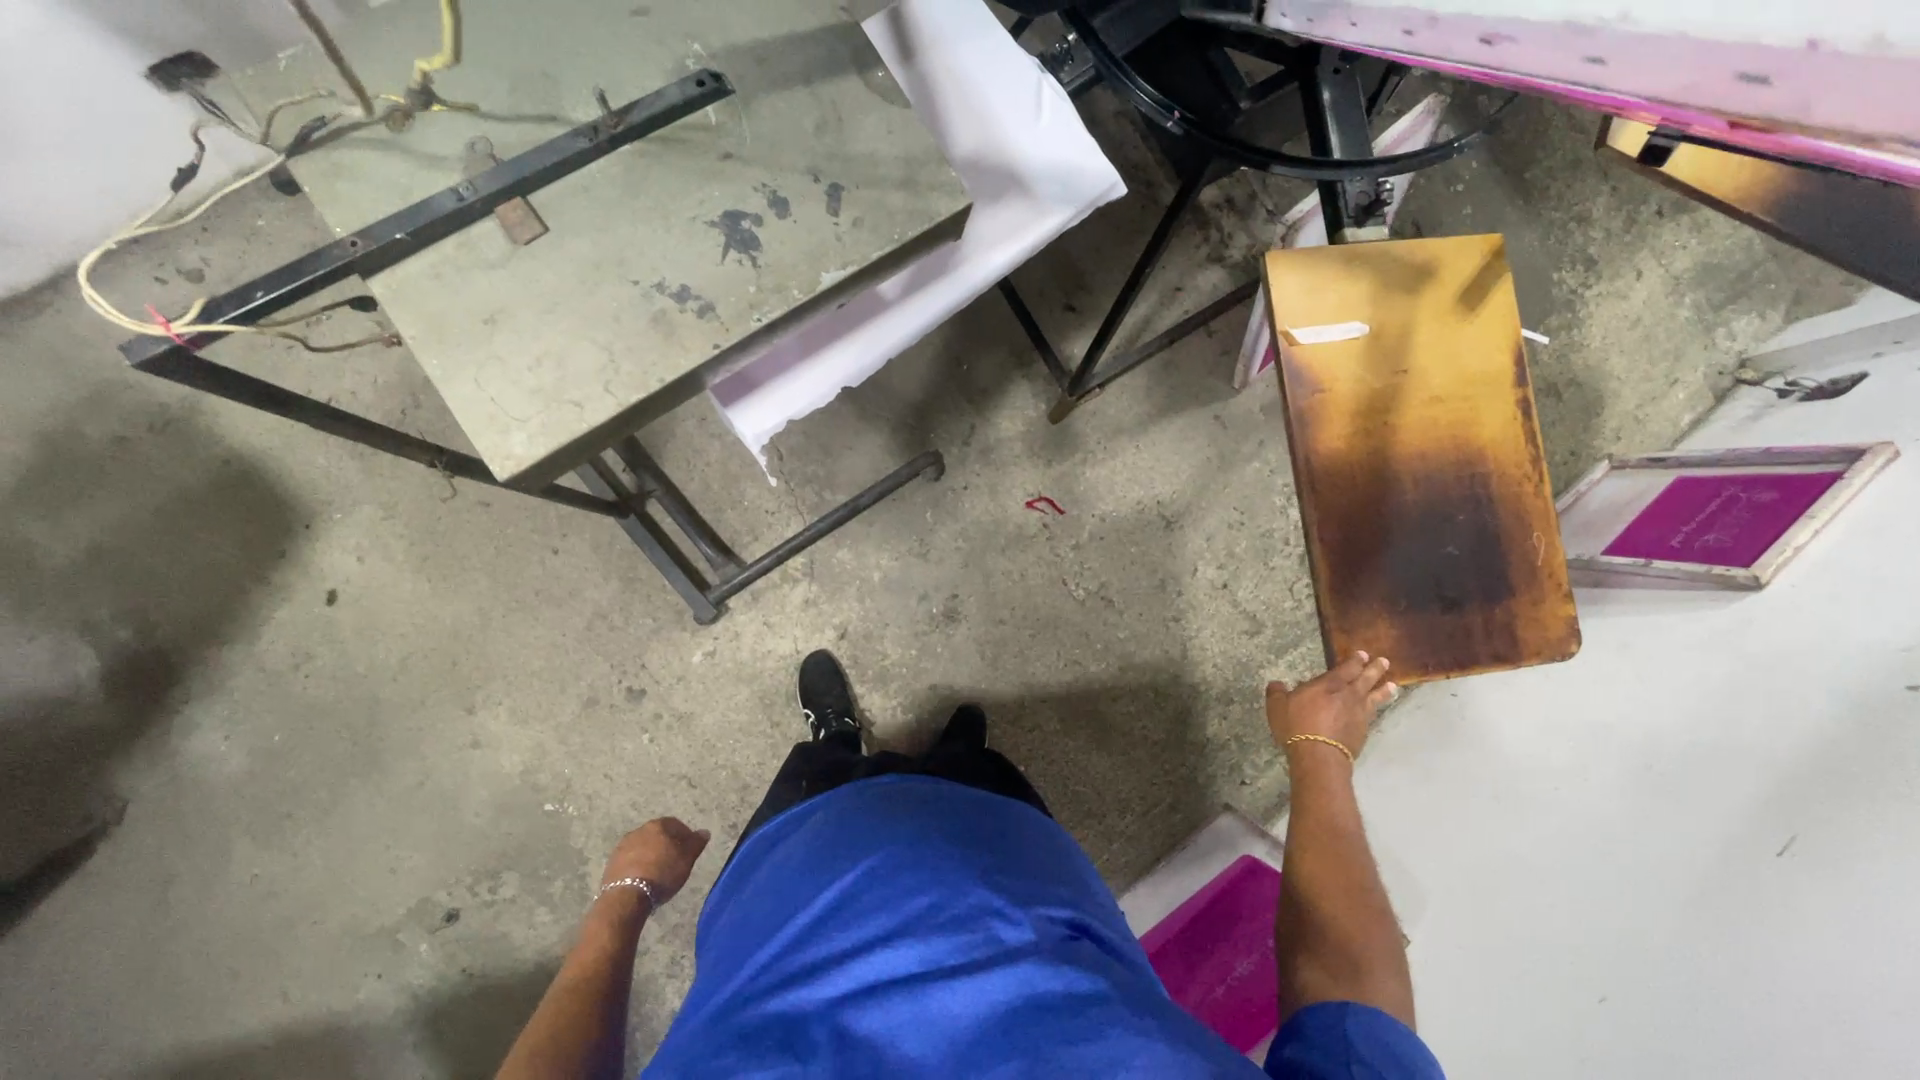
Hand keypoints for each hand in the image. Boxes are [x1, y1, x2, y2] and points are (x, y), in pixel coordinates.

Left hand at [599, 817, 709, 905]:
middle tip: (674, 860)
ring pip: (642, 846)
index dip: (685, 836)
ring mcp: (622, 846)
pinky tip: (643, 878)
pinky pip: (630, 859)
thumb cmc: (662, 873)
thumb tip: (704, 831)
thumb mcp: (687, 859)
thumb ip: (696, 843)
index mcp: (658, 825)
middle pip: (657, 834)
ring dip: (650, 854)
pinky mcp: (611, 863)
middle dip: (666, 844)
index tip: (689, 850)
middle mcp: (639, 830)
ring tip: (657, 871)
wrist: (626, 896)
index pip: (676, 824)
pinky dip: (638, 864)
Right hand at [1266, 651, 1395, 759]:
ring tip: (1393, 685)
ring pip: (1375, 697)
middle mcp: (1349, 696)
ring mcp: (1359, 714)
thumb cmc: (1297, 726)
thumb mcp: (1277, 706)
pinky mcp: (1362, 731)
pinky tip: (1376, 710)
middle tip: (1383, 661)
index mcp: (1329, 685)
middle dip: (1375, 669)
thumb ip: (1276, 692)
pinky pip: (1372, 715)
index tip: (1363, 654)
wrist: (1319, 755)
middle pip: (1366, 679)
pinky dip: (1376, 709)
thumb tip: (1276, 684)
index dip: (1355, 660)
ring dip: (1384, 690)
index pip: (1346, 668)